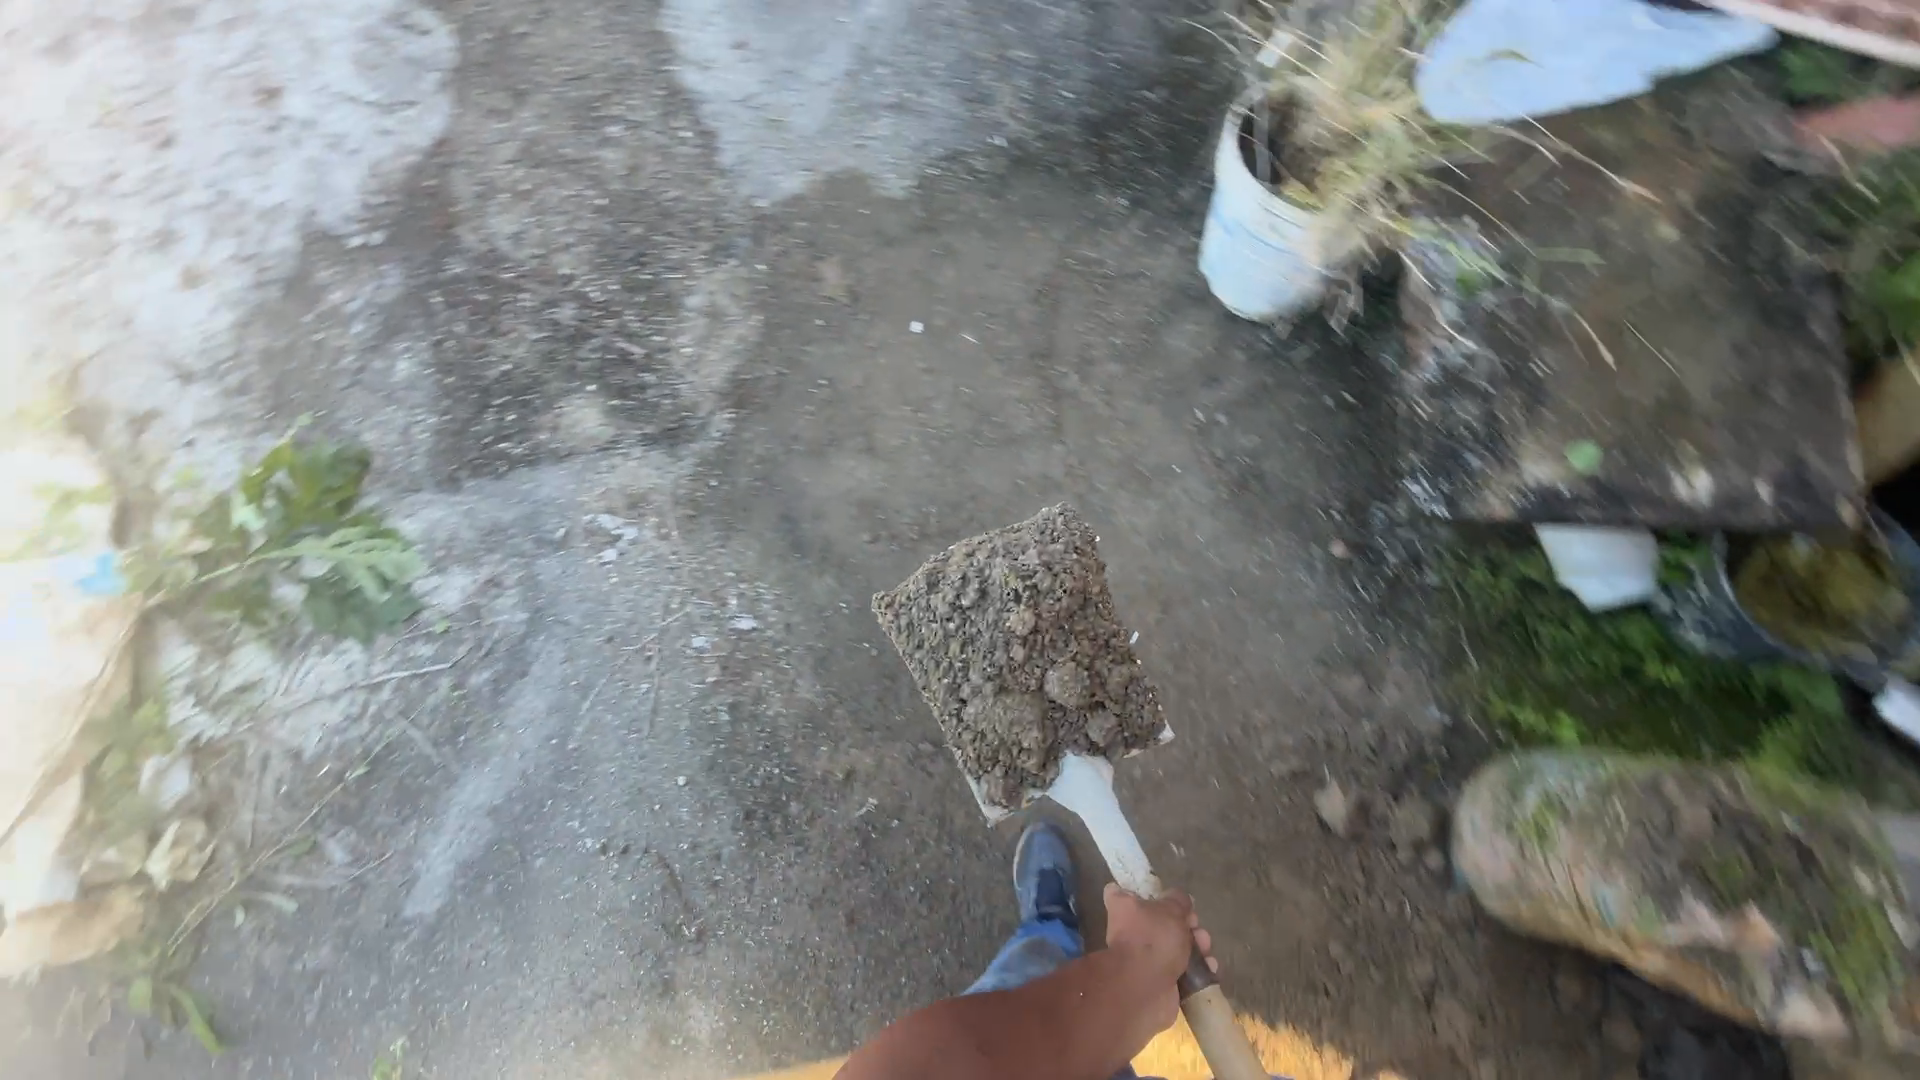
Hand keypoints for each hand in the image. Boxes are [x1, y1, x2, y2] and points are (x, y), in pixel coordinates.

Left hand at [1102, 884, 1215, 1036]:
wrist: (1145, 990)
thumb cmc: (1153, 939)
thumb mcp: (1170, 909)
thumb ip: (1178, 900)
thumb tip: (1180, 899)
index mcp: (1124, 907)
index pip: (1120, 891)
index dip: (1141, 892)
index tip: (1162, 895)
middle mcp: (1131, 931)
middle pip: (1162, 920)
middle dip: (1186, 924)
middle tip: (1196, 927)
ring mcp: (1146, 958)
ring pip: (1175, 946)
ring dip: (1196, 946)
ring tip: (1206, 948)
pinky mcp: (1162, 981)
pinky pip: (1183, 970)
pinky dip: (1198, 969)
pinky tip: (1210, 967)